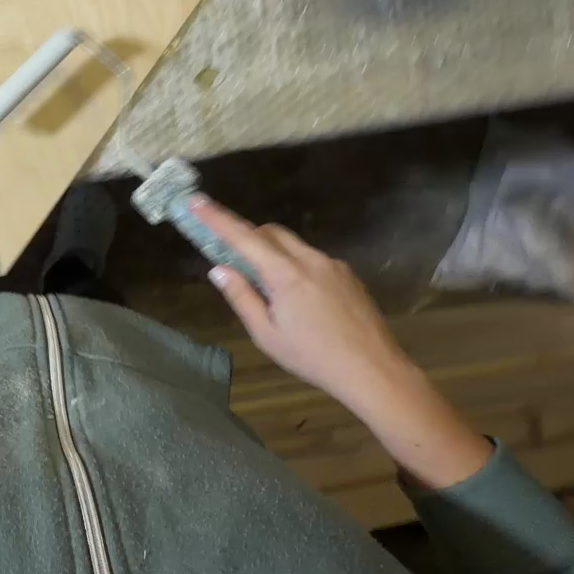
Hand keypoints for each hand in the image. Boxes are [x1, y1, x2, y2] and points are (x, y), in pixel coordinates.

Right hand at [191, 197, 491, 487]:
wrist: (376, 372)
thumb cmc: (314, 358)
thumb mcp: (267, 335)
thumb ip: (241, 297)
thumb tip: (219, 269)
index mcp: (285, 274)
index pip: (243, 237)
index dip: (216, 218)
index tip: (196, 201)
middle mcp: (309, 259)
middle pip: (269, 232)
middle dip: (247, 236)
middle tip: (232, 259)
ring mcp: (332, 265)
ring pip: (292, 245)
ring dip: (272, 253)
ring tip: (270, 289)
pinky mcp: (348, 275)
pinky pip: (311, 259)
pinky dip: (294, 265)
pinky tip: (301, 300)